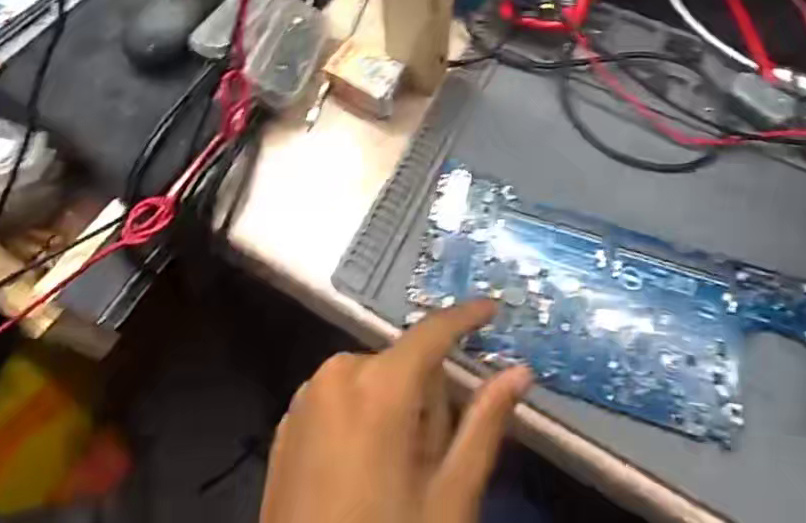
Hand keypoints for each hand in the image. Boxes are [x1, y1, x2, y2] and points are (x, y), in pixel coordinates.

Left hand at [261, 300, 532, 522]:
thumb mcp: (449, 497)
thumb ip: (485, 425)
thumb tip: (519, 372)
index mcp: (378, 385)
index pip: (432, 332)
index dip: (466, 317)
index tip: (492, 308)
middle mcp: (336, 375)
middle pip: (404, 364)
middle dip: (429, 398)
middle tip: (434, 459)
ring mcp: (305, 399)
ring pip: (373, 380)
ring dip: (397, 409)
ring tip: (399, 474)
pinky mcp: (286, 425)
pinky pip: (341, 399)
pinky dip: (363, 419)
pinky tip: (365, 472)